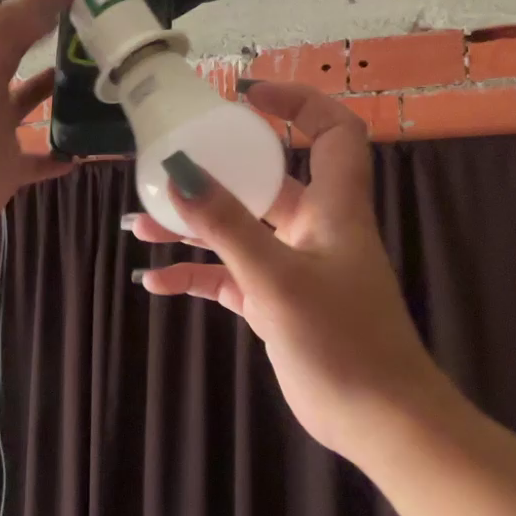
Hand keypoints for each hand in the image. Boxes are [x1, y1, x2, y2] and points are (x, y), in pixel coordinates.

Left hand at [0, 0, 115, 265]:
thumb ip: (11, 26)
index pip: (27, 10)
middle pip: (32, 51)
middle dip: (68, 34)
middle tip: (118, 25)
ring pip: (38, 102)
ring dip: (69, 91)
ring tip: (112, 78)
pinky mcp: (6, 170)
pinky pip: (42, 156)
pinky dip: (65, 151)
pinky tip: (91, 148)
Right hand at [131, 82, 460, 458]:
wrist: (378, 419)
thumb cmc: (342, 339)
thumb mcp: (277, 279)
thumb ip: (227, 226)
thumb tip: (180, 174)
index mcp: (333, 210)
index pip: (333, 134)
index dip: (299, 104)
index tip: (247, 96)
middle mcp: (312, 231)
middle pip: (261, 184)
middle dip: (212, 175)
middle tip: (162, 167)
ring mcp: (290, 269)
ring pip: (235, 233)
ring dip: (189, 229)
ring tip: (137, 228)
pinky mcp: (273, 304)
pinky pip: (225, 277)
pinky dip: (192, 276)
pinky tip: (152, 283)